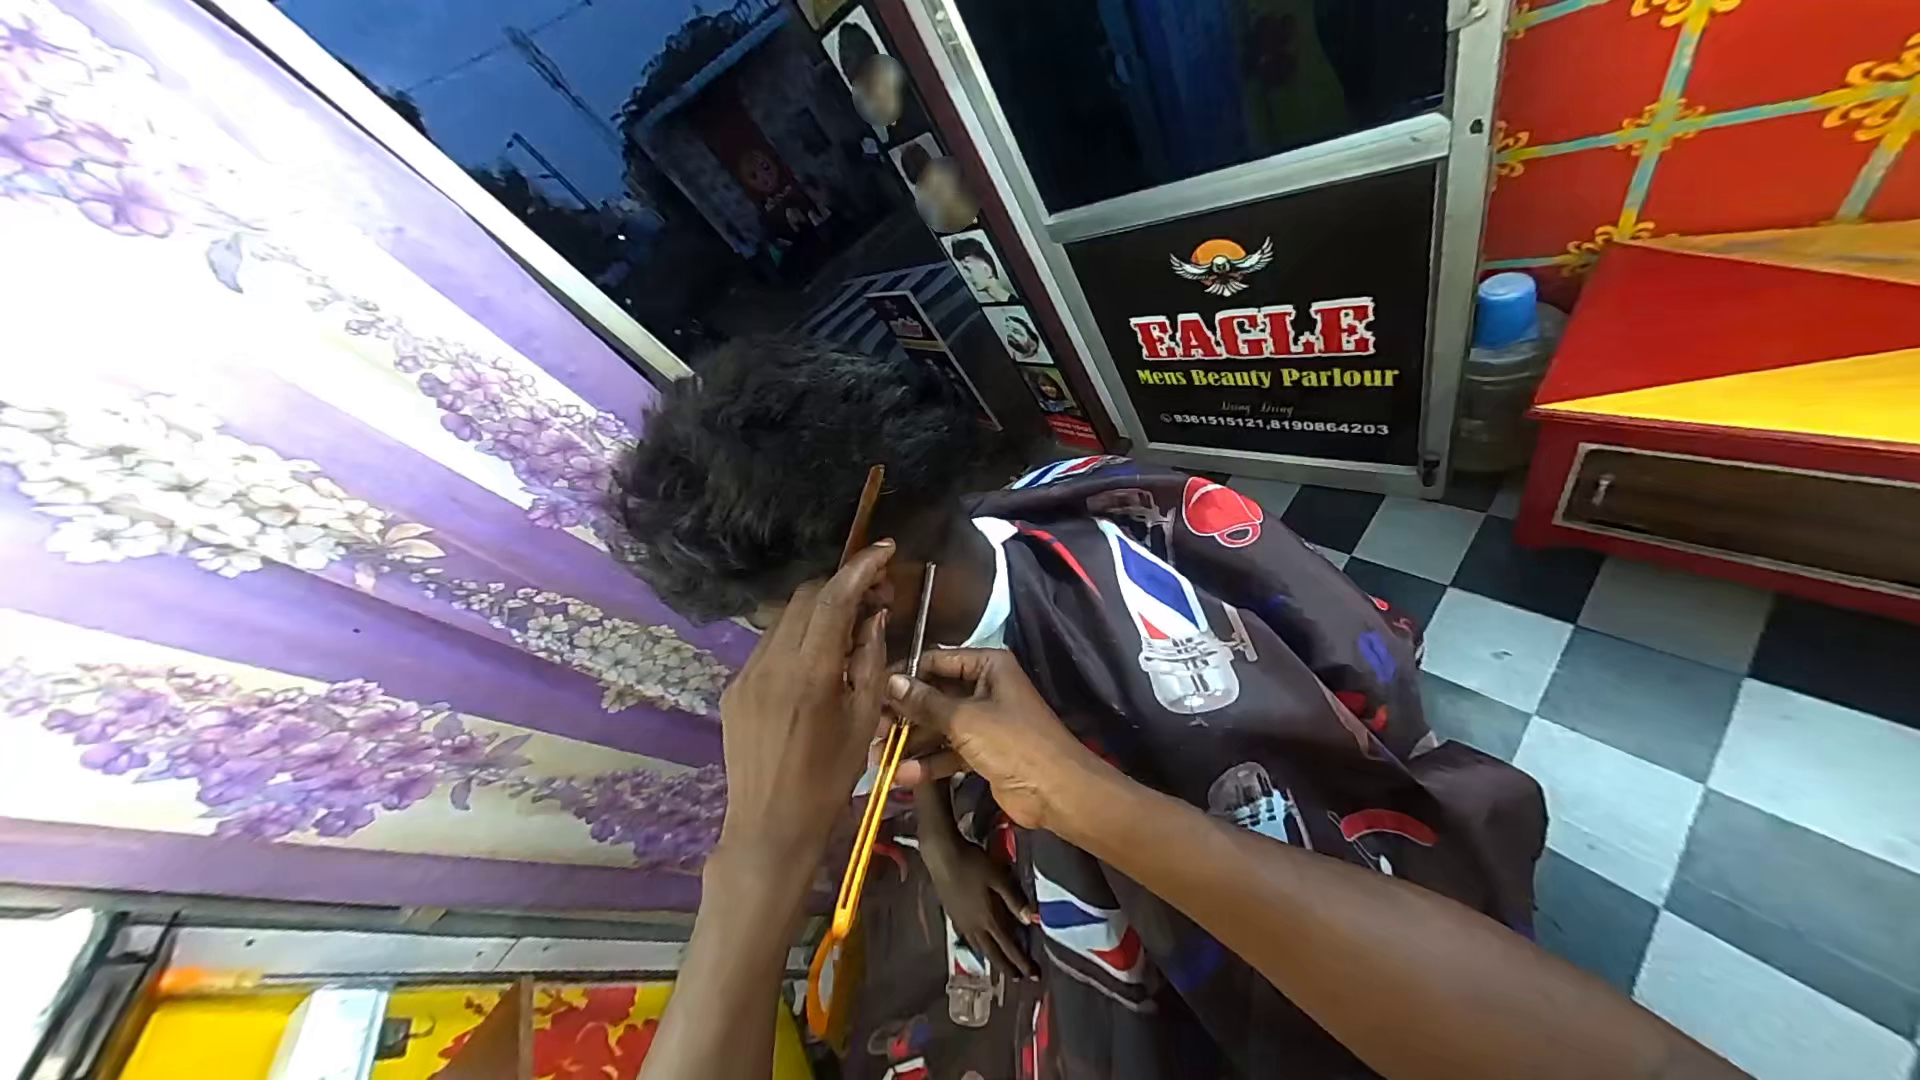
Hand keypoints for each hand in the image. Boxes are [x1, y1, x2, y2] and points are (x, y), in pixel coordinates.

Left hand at [715, 541, 893, 874]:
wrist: (770, 825)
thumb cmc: (830, 778)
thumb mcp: (865, 719)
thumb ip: (869, 658)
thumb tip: (873, 615)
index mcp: (810, 675)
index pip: (833, 600)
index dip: (860, 567)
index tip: (884, 549)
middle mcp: (771, 664)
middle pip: (807, 596)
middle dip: (844, 585)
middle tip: (878, 598)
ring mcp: (746, 673)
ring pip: (787, 615)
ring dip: (822, 607)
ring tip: (852, 626)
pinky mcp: (735, 685)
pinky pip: (772, 642)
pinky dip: (801, 633)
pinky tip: (819, 655)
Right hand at [887, 649, 1119, 832]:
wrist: (1057, 791)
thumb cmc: (1013, 742)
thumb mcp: (964, 719)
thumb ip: (925, 702)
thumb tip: (891, 682)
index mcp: (987, 666)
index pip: (937, 661)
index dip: (905, 675)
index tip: (874, 691)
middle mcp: (984, 688)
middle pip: (934, 696)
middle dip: (904, 715)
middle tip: (872, 730)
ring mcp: (983, 722)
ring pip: (938, 727)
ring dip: (910, 743)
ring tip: (877, 758)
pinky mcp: (982, 752)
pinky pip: (948, 751)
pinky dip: (928, 762)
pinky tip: (901, 776)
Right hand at [918, 815, 1036, 979]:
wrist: (943, 857)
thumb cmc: (973, 863)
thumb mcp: (998, 877)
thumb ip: (1014, 899)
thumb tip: (1031, 920)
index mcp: (988, 919)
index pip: (1009, 947)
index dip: (1023, 962)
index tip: (1035, 975)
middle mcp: (975, 927)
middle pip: (993, 953)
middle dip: (1008, 967)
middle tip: (1020, 977)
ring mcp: (962, 923)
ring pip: (980, 949)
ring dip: (993, 960)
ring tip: (1002, 967)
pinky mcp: (953, 916)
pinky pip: (970, 941)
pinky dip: (979, 949)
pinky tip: (979, 945)